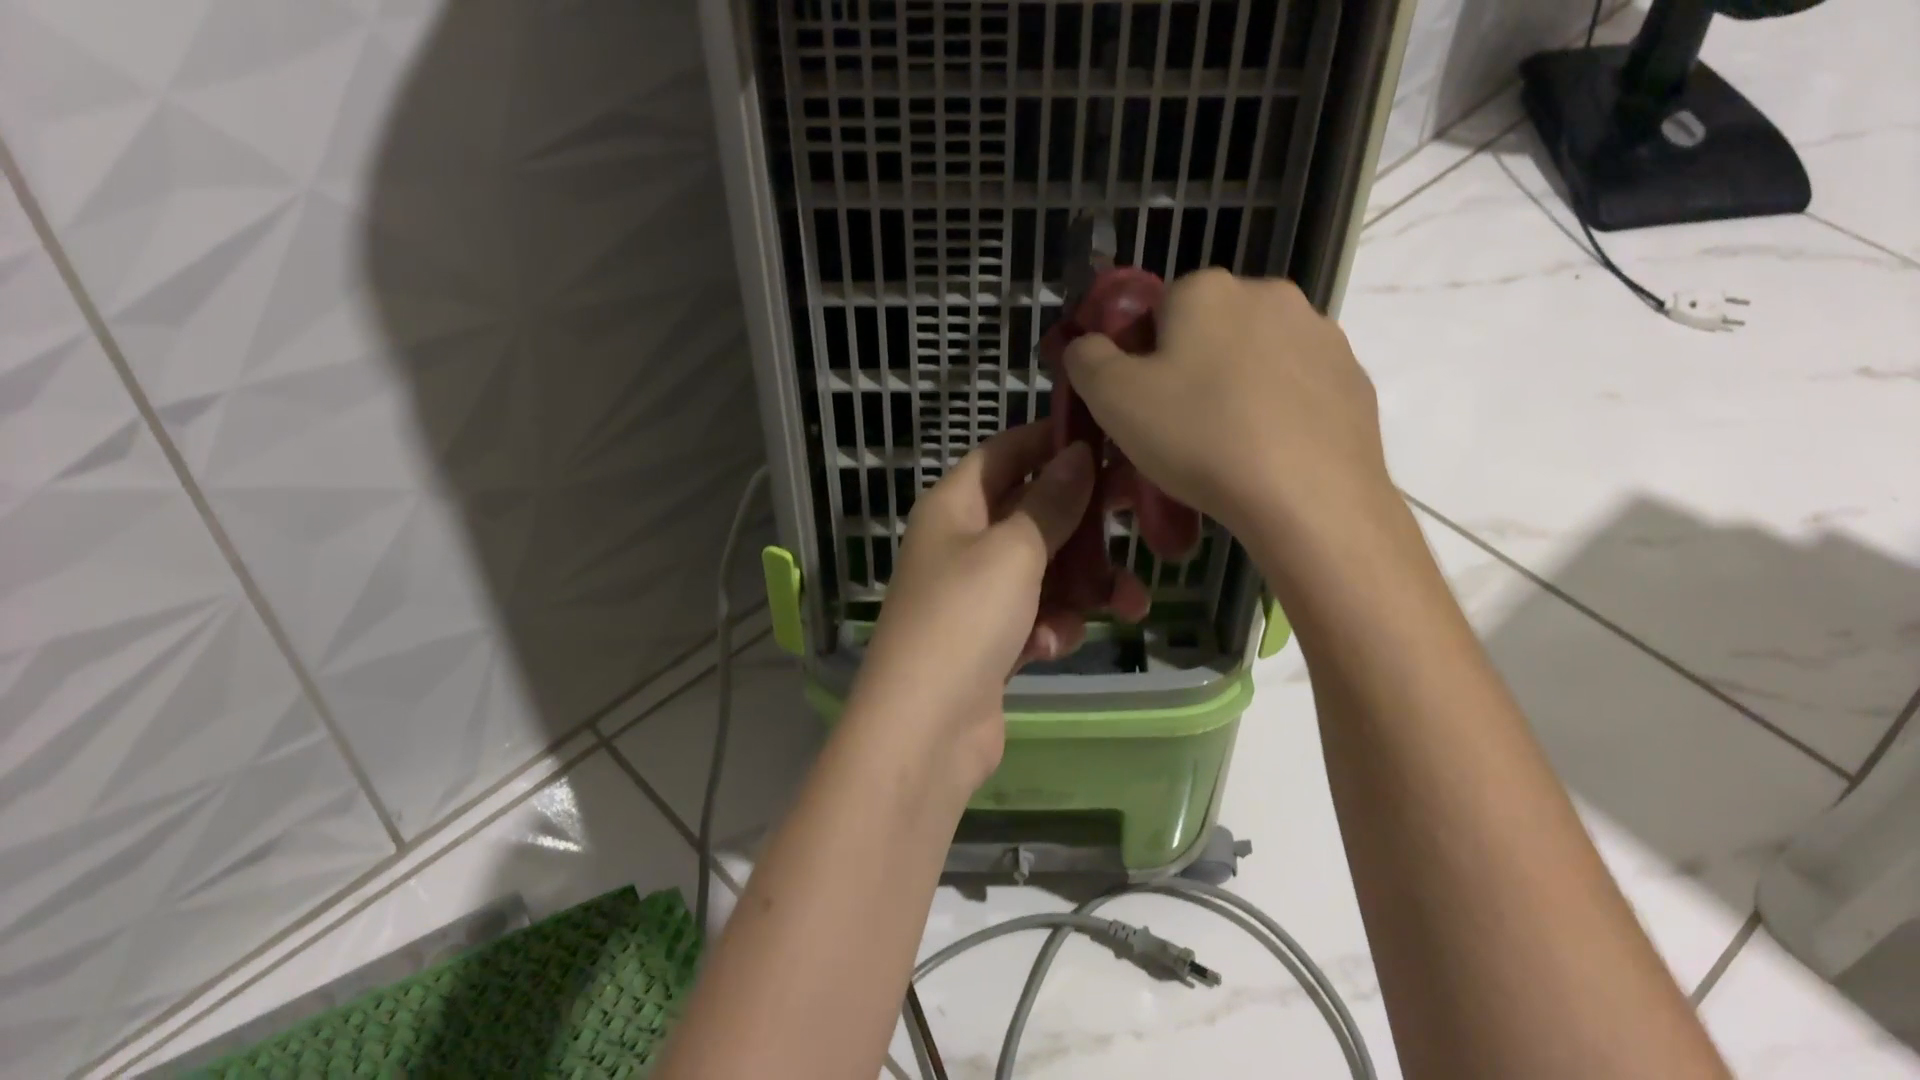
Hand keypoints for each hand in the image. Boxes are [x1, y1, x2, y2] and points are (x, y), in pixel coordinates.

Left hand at [850, 423, 1147, 785]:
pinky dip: (1053, 626)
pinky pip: (1037, 615)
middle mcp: (961, 543)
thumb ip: (1052, 501)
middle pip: (1034, 512)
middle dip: (1086, 523)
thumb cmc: (965, 619)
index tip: (1109, 442)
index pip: (1005, 452)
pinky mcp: (991, 641)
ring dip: (1084, 585)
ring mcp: (975, 595)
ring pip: (1046, 570)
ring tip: (1127, 603)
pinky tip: (1055, 645)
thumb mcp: (1014, 550)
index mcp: (953, 506)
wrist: (925, 728)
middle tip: (1140, 519)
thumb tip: (1079, 454)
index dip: (1052, 442)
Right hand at [1064, 269, 1392, 544]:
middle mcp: (1269, 294)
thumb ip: (1086, 359)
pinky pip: (1297, 390)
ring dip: (1235, 392)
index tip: (1140, 408)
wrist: (1310, 498)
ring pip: (1255, 360)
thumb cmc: (1200, 438)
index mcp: (1207, 289)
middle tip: (1179, 433)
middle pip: (1209, 333)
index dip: (1139, 361)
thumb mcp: (1113, 399)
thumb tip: (1087, 345)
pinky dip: (1278, 414)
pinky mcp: (1353, 378)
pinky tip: (1268, 457)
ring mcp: (1320, 335)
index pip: (1155, 312)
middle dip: (1190, 373)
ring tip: (1226, 452)